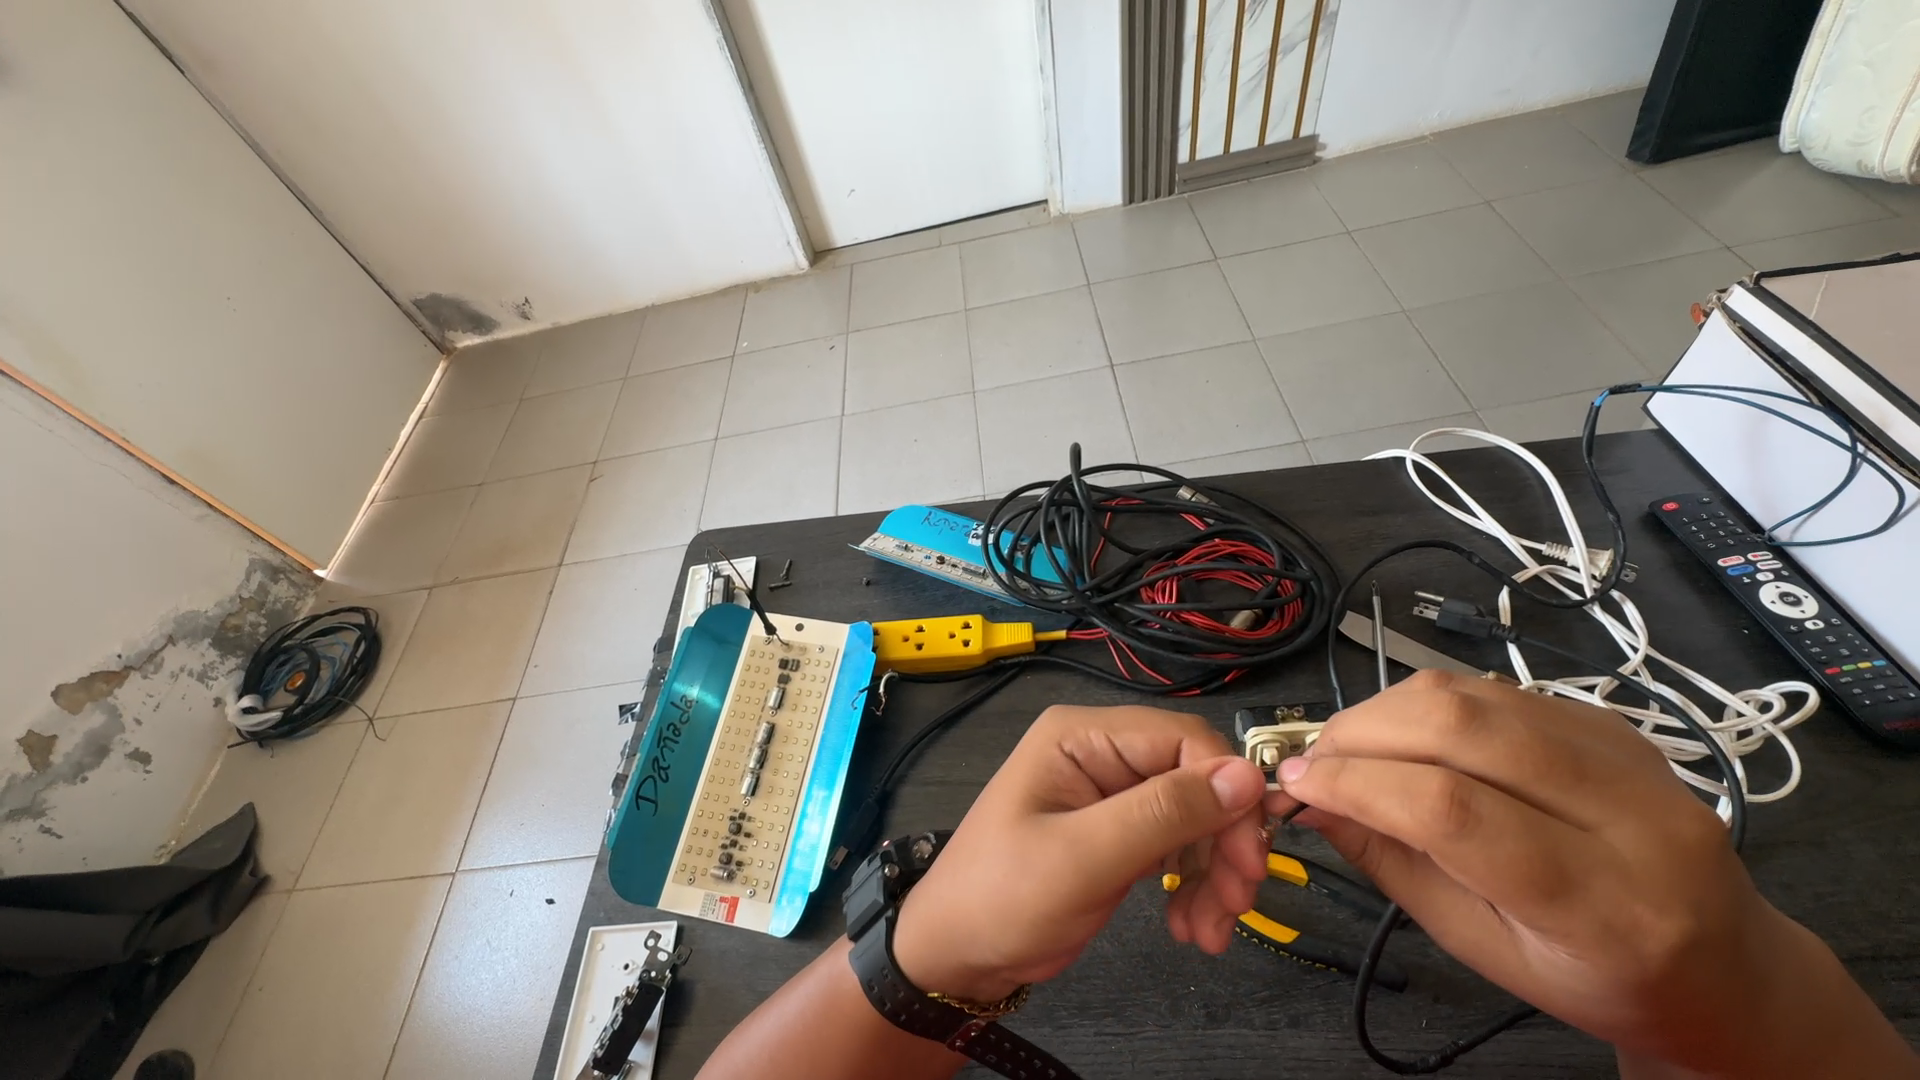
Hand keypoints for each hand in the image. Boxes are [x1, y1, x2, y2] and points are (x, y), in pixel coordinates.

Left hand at [890, 704, 1268, 1001]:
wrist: (958, 955)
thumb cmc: (1005, 896)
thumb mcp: (1083, 856)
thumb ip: (1163, 813)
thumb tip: (1247, 773)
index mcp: (1082, 736)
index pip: (1182, 737)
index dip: (1227, 791)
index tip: (1248, 856)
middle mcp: (1100, 753)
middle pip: (1194, 779)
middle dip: (1222, 841)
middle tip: (1238, 901)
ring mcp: (1110, 794)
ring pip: (1194, 817)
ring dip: (1212, 873)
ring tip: (1209, 931)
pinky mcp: (1118, 833)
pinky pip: (1176, 846)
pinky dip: (1192, 886)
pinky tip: (1191, 927)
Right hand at [1272, 671, 1916, 1077]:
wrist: (1728, 966)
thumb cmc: (1593, 979)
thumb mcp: (1481, 947)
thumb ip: (1391, 864)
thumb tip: (1307, 799)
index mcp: (1604, 907)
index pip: (1452, 811)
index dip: (1356, 784)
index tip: (1295, 783)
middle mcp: (1632, 817)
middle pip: (1463, 728)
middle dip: (1362, 731)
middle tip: (1316, 758)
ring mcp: (1630, 757)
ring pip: (1472, 694)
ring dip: (1386, 711)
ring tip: (1352, 747)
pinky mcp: (1611, 723)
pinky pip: (1492, 689)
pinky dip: (1427, 706)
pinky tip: (1408, 740)